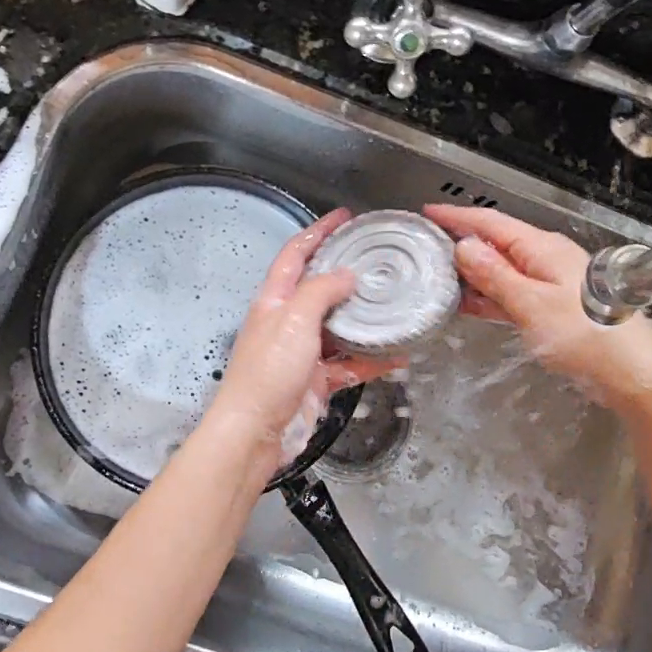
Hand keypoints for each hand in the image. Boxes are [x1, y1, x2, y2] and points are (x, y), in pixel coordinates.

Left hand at [201, 209, 399, 472]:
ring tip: (395, 305)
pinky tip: (397, 355)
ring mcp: (302, 353)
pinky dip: (371, 360)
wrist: (255, 433)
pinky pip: (349, 365)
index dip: (318, 231)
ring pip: (339, 328)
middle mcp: (287, 322)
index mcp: (274, 300)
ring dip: (365, 319)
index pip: (296, 254)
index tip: (343, 217)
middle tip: (380, 261)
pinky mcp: (315, 382)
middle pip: (320, 289)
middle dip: (348, 274)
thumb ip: (321, 291)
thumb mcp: (293, 319)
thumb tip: (346, 275)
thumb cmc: (266, 372)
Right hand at [422, 204, 651, 412]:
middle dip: (461, 242)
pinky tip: (471, 304)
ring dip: (472, 273)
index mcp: (543, 249)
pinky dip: (489, 295)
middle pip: (496, 243)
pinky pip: (512, 292)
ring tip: (441, 276)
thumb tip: (465, 247)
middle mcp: (547, 259)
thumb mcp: (531, 304)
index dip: (457, 216)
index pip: (490, 222)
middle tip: (428, 246)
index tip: (431, 212)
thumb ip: (494, 275)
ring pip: (502, 269)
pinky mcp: (554, 307)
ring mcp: (551, 283)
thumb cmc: (592, 337)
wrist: (634, 373)